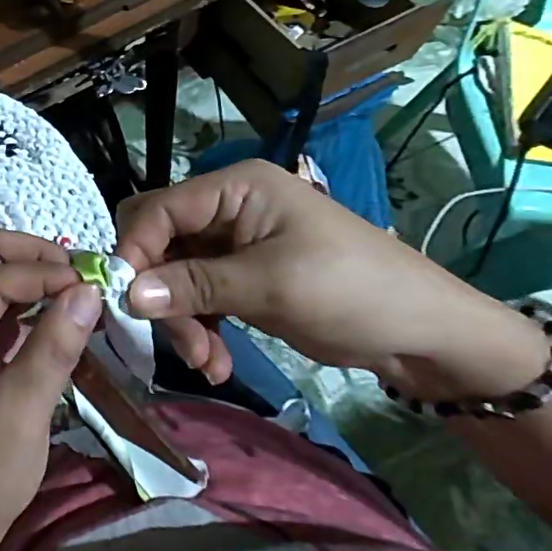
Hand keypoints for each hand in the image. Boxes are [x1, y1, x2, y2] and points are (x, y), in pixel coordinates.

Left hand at [0, 232, 100, 543]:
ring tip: (81, 286)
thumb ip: (54, 346)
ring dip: (37, 270)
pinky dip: (35, 293)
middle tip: (81, 273)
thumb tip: (89, 290)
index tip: (92, 283)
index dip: (42, 273)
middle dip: (34, 255)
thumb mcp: (24, 409)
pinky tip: (66, 306)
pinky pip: (5, 297)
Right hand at [116, 159, 543, 397]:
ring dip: (181, 320)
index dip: (134, 251)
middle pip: (160, 242)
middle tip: (171, 338)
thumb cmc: (353, 291)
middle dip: (157, 291)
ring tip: (205, 363)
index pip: (158, 209)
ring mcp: (232, 243)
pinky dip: (200, 328)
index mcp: (234, 187)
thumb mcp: (270, 286)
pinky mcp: (241, 276)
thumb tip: (126, 294)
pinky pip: (198, 297)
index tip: (125, 302)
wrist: (426, 334)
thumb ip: (194, 285)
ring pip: (174, 275)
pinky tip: (215, 363)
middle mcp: (226, 207)